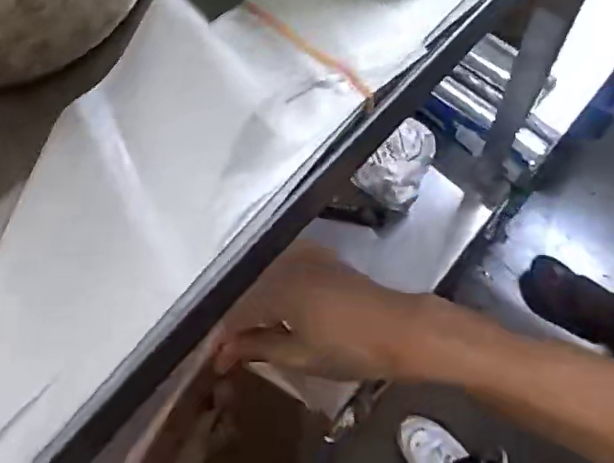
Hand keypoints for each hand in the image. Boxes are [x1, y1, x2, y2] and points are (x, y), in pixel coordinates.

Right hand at [214, 242, 445, 382]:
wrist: (396, 327)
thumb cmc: (348, 347)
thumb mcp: (300, 356)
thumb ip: (260, 347)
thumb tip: (227, 350)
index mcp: (278, 287)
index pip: (238, 312)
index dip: (224, 337)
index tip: (216, 360)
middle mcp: (285, 262)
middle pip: (248, 289)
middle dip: (236, 318)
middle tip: (229, 347)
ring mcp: (303, 254)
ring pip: (264, 275)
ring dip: (253, 299)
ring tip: (248, 327)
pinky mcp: (318, 254)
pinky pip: (283, 265)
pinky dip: (272, 283)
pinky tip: (273, 301)